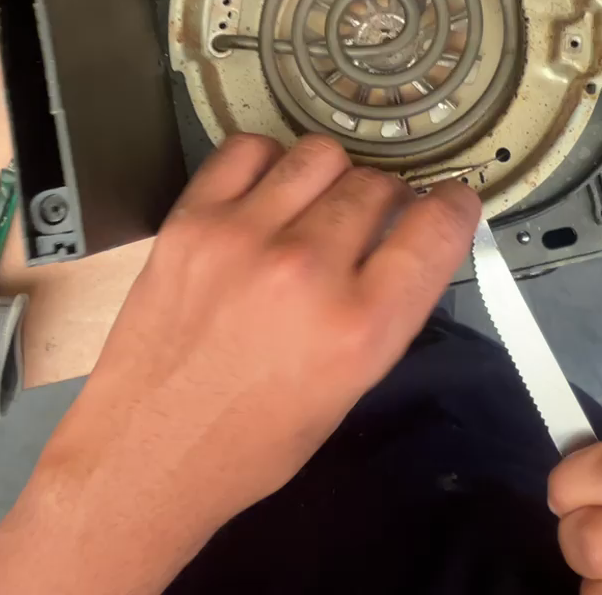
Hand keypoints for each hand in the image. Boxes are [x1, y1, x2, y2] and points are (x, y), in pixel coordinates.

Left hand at [0, 134, 480, 594]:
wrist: (147, 453)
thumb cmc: (254, 440)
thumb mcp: (349, 388)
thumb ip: (385, 307)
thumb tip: (409, 241)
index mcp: (359, 329)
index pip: (435, 230)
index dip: (454, 207)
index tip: (451, 201)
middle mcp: (306, 271)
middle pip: (376, 185)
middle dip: (386, 199)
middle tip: (369, 220)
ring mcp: (243, 236)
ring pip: (321, 154)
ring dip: (333, 175)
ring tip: (316, 203)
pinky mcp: (192, 219)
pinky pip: (248, 148)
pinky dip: (268, 160)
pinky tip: (266, 190)